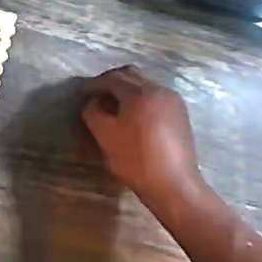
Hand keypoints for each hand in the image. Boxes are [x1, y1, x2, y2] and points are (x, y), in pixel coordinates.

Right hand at [81, 66, 207, 212]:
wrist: (174, 185)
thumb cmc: (136, 160)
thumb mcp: (105, 136)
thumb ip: (93, 112)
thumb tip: (93, 100)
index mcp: (141, 93)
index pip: (112, 79)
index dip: (94, 85)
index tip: (81, 93)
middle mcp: (159, 90)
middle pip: (130, 75)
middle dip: (110, 81)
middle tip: (95, 93)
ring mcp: (173, 101)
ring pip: (144, 84)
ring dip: (126, 89)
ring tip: (112, 105)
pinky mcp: (180, 113)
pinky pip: (155, 96)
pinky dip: (140, 98)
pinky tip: (132, 114)